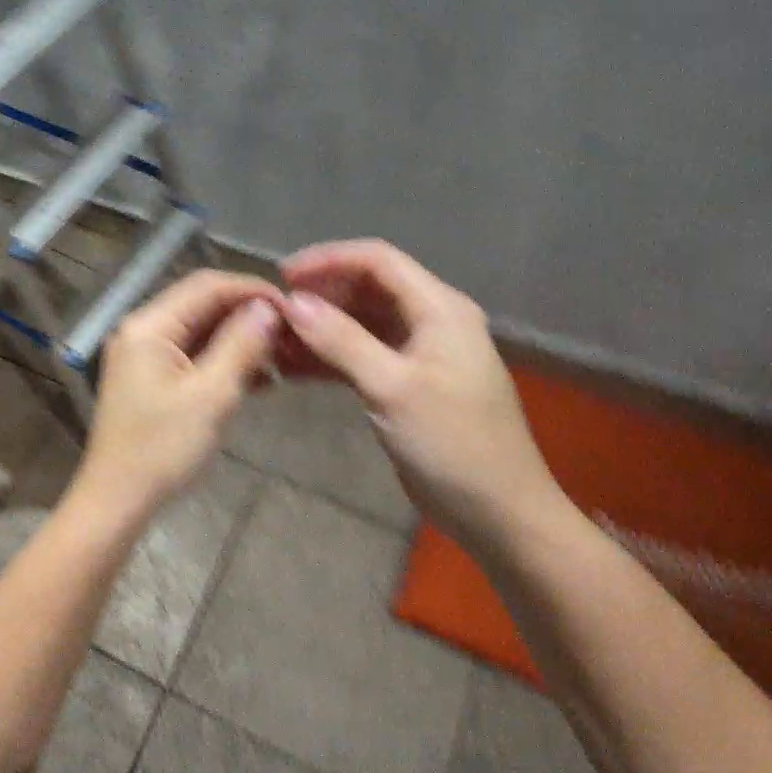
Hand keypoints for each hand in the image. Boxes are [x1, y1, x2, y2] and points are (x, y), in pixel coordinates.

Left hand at [79, 270, 281, 512]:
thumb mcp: (211, 396)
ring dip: (240, 339)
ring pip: (200, 331)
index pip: (206, 285)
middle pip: (202, 305)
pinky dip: (224, 361)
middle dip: (248, 314)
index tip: (294, 307)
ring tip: (284, 356)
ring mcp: (144, 355)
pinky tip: (261, 379)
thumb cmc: (162, 448)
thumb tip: (269, 307)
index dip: (252, 289)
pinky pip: (192, 356)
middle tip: (293, 332)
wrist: (118, 499)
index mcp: (148, 326)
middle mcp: (141, 330)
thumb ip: (241, 345)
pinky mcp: (151, 379)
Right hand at [278, 240, 571, 550]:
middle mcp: (430, 320)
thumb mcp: (392, 388)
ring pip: (360, 323)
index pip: (377, 260)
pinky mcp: (406, 384)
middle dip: (319, 296)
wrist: (498, 513)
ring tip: (274, 342)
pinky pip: (360, 355)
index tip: (280, 277)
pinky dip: (328, 357)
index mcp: (439, 309)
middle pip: (366, 288)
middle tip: (273, 315)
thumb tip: (292, 302)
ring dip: (319, 328)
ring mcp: (418, 353)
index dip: (327, 259)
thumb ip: (341, 340)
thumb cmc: (452, 444)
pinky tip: (292, 368)